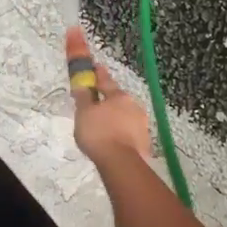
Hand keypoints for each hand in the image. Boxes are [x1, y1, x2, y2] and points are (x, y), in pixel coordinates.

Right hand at [66, 26, 151, 163]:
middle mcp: (133, 105)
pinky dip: (121, 131)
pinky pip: (129, 131)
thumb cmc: (98, 133)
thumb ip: (83, 98)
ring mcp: (141, 123)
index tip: (95, 66)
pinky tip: (113, 139)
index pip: (105, 80)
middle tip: (96, 105)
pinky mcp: (144, 140)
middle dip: (108, 100)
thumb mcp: (83, 113)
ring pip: (125, 115)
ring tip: (104, 127)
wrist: (120, 161)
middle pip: (117, 99)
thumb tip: (82, 84)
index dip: (98, 73)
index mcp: (118, 96)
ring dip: (116, 117)